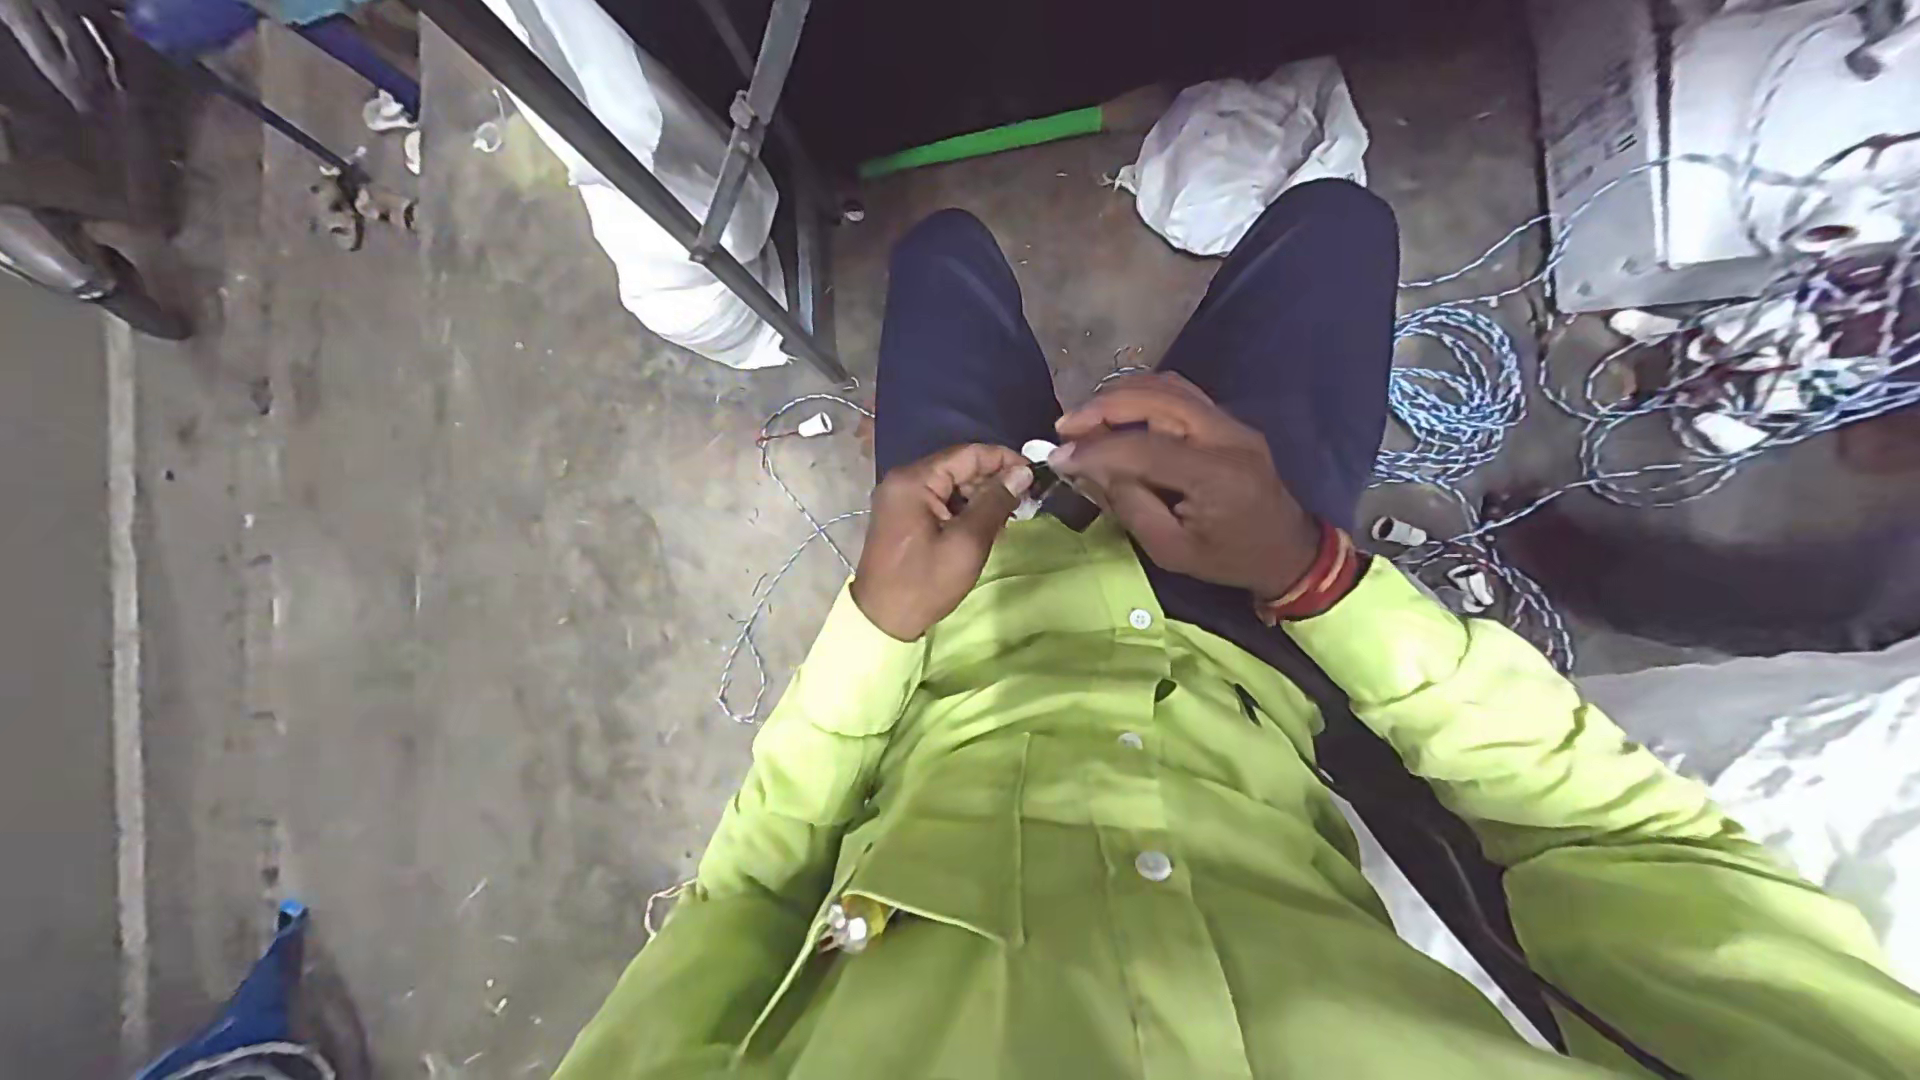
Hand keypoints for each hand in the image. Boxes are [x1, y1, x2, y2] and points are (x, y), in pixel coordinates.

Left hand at [852, 444, 1033, 640]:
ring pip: (951, 484)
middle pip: (958, 466)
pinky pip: (939, 500)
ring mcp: (900, 497)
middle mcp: (904, 479)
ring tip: (1008, 517)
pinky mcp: (902, 514)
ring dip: (980, 496)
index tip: (1033, 475)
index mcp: (915, 480)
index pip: (968, 453)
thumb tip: (1022, 472)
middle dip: (993, 480)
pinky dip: (963, 508)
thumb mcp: (967, 543)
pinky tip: (984, 526)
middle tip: (1024, 500)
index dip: (1004, 459)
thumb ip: (995, 502)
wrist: (881, 619)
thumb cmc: (924, 582)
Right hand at [1050, 372, 1318, 599]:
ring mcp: (1229, 422)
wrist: (1286, 550)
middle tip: (1064, 427)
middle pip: (1156, 397)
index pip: (1144, 447)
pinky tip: (1114, 415)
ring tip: (1083, 420)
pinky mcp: (1225, 420)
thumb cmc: (1226, 559)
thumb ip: (1129, 504)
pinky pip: (1176, 394)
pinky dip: (1138, 397)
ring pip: (1165, 386)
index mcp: (1216, 476)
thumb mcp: (1169, 550)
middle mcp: (1226, 435)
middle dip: (1102, 407)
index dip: (1096, 449)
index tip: (1058, 458)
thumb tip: (1089, 467)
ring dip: (1118, 397)